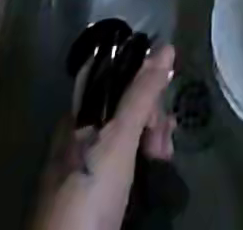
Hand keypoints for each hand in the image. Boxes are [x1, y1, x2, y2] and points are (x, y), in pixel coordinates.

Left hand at [31, 45, 175, 229]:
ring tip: (164, 161)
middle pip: (124, 108)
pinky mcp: (95, 196)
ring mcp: (87, 168)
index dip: (143, 83)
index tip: (163, 100)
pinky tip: (157, 171)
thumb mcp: (118, 138)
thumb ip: (141, 94)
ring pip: (128, 137)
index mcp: (78, 116)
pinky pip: (126, 165)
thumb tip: (165, 47)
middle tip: (163, 143)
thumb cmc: (88, 192)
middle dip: (151, 117)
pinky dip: (144, 163)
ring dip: (152, 141)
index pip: (116, 80)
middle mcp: (80, 136)